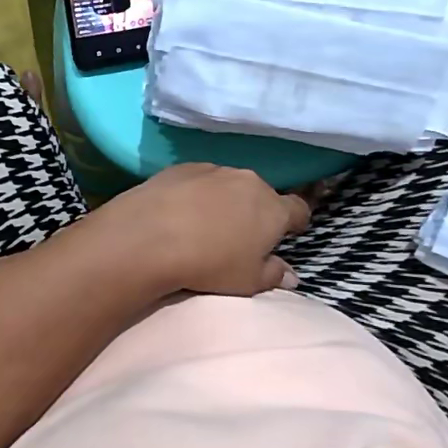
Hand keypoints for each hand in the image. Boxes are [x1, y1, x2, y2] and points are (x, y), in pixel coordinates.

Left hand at [77, 163, 310, 296]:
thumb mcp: (248, 281)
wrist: (150, 235)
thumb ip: (273, 275)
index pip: (297, 209)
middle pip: (261, 194)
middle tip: (239, 236)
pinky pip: (198, 179)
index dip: (294, 222)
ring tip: (205, 223)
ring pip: (228, 184)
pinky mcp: (181, 166)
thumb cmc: (209, 263)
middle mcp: (247, 181)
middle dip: (255, 211)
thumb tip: (290, 274)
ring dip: (224, 199)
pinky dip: (195, 192)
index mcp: (272, 208)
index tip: (285, 235)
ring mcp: (213, 169)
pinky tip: (179, 210)